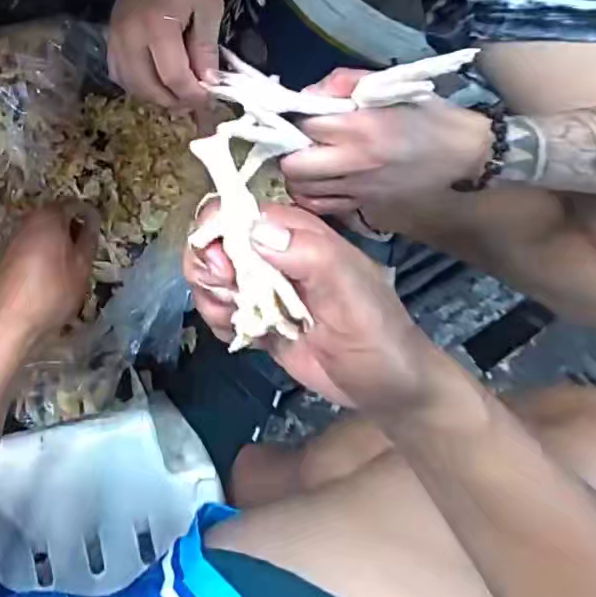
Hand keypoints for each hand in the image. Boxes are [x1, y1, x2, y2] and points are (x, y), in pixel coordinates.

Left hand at [0, 204, 99, 346]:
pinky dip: (43, 253)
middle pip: (56, 216)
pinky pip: (32, 246)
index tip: (96, 236)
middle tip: (85, 252)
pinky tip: (49, 276)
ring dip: (58, 242)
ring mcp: (14, 238)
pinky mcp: (6, 256)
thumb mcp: (82, 265)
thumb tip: (92, 220)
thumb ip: (89, 237)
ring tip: (69, 266)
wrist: (10, 322)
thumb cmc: (53, 290)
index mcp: (49, 216)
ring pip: (43, 232)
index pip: (74, 205)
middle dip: (72, 229)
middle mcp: (28, 221)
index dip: (89, 217)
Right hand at [109, 0, 223, 108]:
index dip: (192, 95)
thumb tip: (208, 84)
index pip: (173, 76)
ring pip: (132, 86)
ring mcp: (115, 40)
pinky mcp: (110, 42)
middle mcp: (130, 36)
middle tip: (194, 101)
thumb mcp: (209, 8)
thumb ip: (207, 47)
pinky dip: (139, 87)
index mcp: (158, 25)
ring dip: (156, 98)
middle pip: (149, 87)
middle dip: (174, 101)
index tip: (208, 102)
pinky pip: (120, 77)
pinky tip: (158, 83)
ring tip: (178, 93)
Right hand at [186, 202, 437, 412]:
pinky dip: (219, 320)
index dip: (219, 230)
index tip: (223, 267)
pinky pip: (219, 307)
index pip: (239, 210)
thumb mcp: (349, 288)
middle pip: (214, 240)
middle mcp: (273, 251)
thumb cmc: (376, 331)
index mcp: (295, 232)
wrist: (387, 386)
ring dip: (212, 296)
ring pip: (211, 274)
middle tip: (230, 295)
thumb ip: (309, 253)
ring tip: (237, 318)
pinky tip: (245, 336)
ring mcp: (262, 284)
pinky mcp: (257, 315)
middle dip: (208, 267)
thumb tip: (255, 231)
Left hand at [279, 69, 492, 214]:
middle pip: (293, 164)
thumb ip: (348, 82)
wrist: (475, 164)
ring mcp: (359, 192)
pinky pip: (323, 208)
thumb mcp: (396, 88)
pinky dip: (313, 196)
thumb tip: (310, 92)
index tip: (302, 114)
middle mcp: (354, 163)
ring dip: (298, 175)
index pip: (304, 123)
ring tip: (309, 162)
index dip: (297, 116)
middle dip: (290, 150)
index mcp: (361, 127)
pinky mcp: (367, 212)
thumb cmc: (436, 120)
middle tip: (300, 141)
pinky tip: (322, 184)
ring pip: (302, 190)